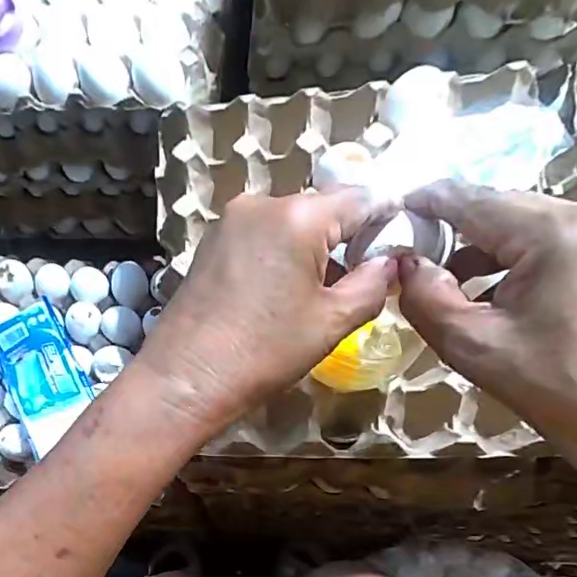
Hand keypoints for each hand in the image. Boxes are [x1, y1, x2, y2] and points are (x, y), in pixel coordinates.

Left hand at [136, 189, 398, 433]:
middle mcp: (260, 203)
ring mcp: (228, 222)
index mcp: (297, 215)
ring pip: (288, 224)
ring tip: (314, 295)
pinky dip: (278, 255)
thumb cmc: (262, 352)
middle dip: (343, 239)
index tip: (393, 253)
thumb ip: (372, 284)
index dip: (384, 223)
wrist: (184, 379)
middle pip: (321, 209)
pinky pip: (259, 237)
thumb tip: (389, 262)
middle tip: (354, 282)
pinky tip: (277, 294)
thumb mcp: (330, 323)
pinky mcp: (209, 244)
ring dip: (309, 249)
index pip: (361, 198)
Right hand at [397, 180, 576, 477]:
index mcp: (561, 231)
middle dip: (456, 231)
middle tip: (411, 253)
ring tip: (445, 282)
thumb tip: (404, 263)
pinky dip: (518, 260)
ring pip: (529, 226)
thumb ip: (425, 297)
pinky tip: (492, 291)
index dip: (429, 202)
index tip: (392, 208)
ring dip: (485, 250)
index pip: (477, 201)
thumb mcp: (471, 344)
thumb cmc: (553, 386)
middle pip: (505, 210)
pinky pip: (555, 241)